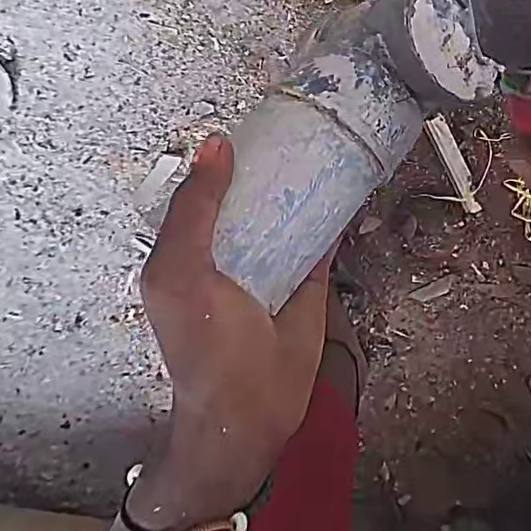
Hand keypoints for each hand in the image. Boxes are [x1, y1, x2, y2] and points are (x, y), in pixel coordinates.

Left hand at [128, 135, 332, 530]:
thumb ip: (193, 213)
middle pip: (257, 189)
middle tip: (305, 122)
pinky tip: (351, 184)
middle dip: (277, 158)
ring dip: (310, 178)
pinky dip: (337, 209)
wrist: (251, 412)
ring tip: (332, 142)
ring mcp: (277, 257)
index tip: (260, 118)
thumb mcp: (180, 275)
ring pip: (293, 206)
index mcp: (197, 241)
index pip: (213, 183)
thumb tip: (215, 146)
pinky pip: (325, 233)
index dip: (232, 152)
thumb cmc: (204, 347)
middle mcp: (237, 243)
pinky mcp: (311, 275)